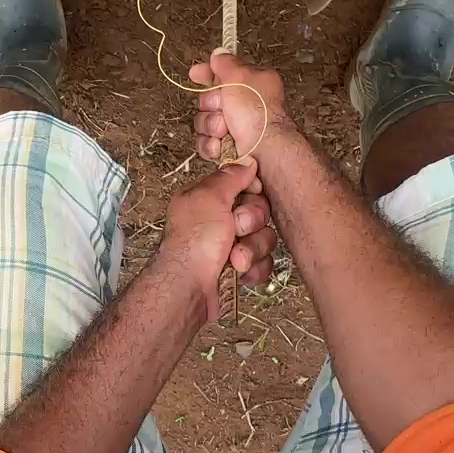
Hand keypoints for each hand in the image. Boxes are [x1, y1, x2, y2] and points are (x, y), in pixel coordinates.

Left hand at [156, 159, 277, 319]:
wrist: (189, 289)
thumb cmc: (194, 241)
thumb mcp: (208, 197)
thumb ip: (229, 177)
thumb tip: (247, 163)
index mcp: (206, 199)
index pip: (243, 185)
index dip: (252, 191)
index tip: (251, 194)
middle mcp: (217, 220)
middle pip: (258, 211)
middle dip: (252, 222)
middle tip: (236, 230)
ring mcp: (228, 246)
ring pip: (264, 237)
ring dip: (252, 248)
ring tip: (235, 259)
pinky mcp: (239, 270)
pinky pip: (263, 262)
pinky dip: (254, 268)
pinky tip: (241, 273)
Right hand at [190, 50, 291, 160]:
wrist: (261, 149)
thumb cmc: (256, 111)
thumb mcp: (240, 76)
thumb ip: (226, 62)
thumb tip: (218, 52)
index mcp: (251, 84)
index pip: (222, 74)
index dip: (207, 74)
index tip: (195, 74)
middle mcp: (243, 104)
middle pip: (207, 99)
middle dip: (211, 105)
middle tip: (222, 107)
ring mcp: (234, 127)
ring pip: (204, 122)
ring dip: (211, 126)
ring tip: (225, 130)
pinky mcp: (226, 146)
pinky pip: (205, 142)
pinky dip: (211, 144)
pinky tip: (220, 144)